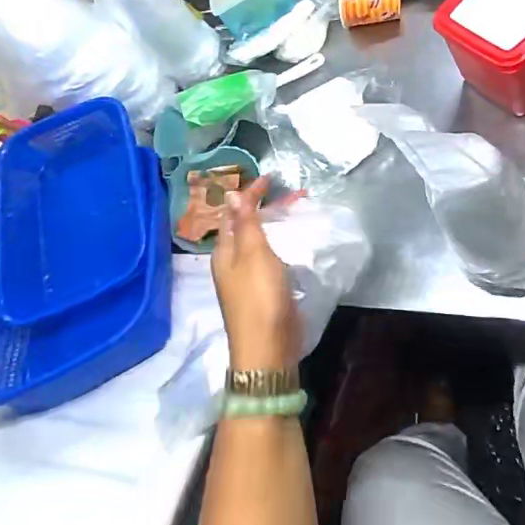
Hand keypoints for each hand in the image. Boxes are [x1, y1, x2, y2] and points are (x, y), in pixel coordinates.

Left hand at [212, 179, 297, 370]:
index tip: (272, 178)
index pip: (235, 213)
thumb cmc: (259, 296)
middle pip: (248, 226)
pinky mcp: (265, 290)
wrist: (267, 347)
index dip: (251, 193)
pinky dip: (283, 241)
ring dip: (277, 223)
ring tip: (299, 212)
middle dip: (268, 206)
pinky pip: (272, 256)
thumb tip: (233, 194)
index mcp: (225, 252)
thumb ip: (246, 224)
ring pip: (261, 240)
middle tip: (296, 195)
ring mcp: (248, 278)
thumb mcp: (253, 254)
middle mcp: (233, 262)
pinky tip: (297, 243)